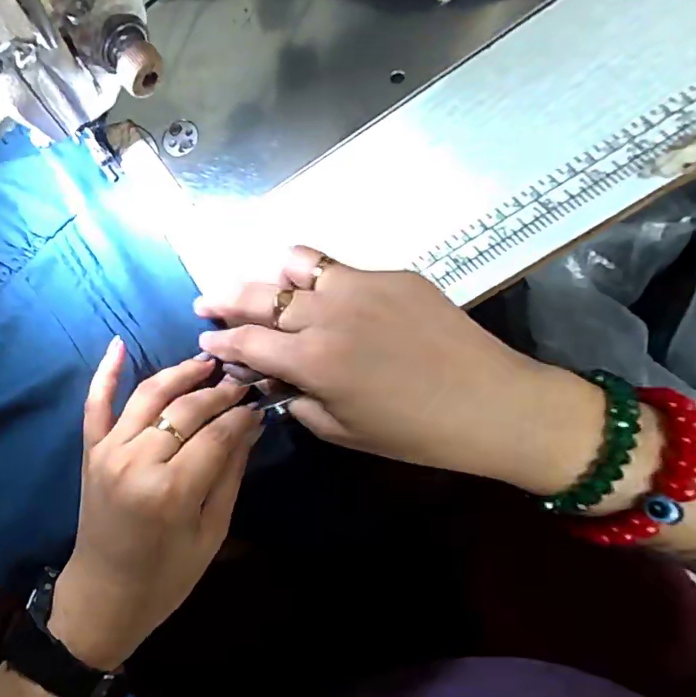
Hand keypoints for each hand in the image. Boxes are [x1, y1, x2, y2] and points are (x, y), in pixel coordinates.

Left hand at [48, 338, 263, 671]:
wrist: (104, 597)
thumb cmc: (167, 576)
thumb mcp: (212, 531)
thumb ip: (230, 472)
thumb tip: (251, 423)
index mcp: (171, 490)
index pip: (217, 433)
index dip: (242, 414)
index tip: (260, 401)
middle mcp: (137, 461)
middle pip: (186, 409)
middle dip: (219, 392)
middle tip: (242, 381)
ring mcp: (108, 452)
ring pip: (148, 395)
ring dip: (179, 373)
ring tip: (207, 363)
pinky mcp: (90, 452)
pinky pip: (95, 405)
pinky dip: (105, 373)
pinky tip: (118, 344)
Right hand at [194, 247, 615, 496]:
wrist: (490, 403)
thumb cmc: (413, 432)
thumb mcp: (343, 431)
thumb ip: (299, 401)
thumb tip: (275, 380)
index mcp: (312, 361)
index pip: (247, 342)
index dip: (220, 341)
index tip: (205, 338)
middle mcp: (327, 314)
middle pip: (259, 295)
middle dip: (225, 299)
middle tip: (209, 302)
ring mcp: (361, 286)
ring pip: (297, 264)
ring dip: (273, 276)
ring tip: (271, 288)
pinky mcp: (392, 275)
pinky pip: (342, 267)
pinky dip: (322, 279)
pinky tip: (329, 295)